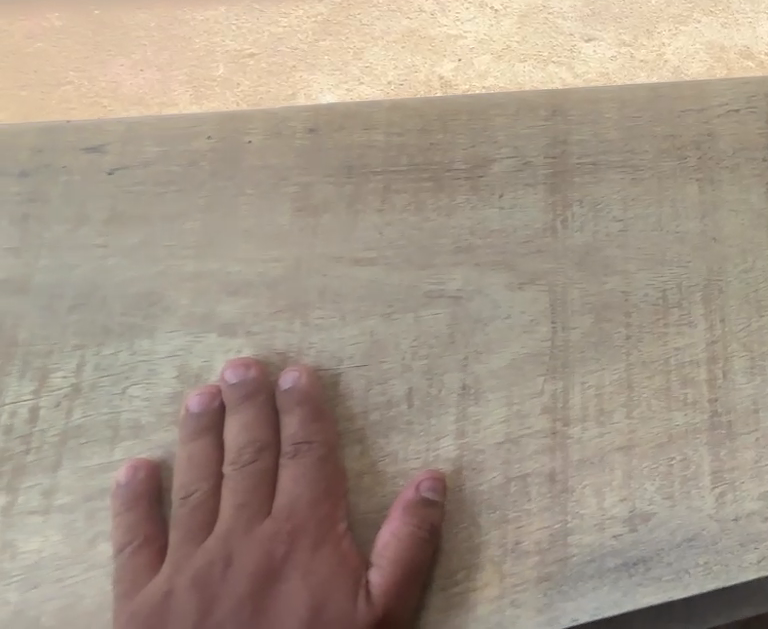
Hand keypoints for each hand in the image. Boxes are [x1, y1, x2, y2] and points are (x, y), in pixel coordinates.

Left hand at [112, 357, 445, 628]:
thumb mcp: (386, 610)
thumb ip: (410, 543)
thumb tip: (433, 476)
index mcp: (306, 533)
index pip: (308, 453)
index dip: (305, 409)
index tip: (298, 373)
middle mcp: (245, 537)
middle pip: (250, 456)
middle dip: (248, 407)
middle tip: (244, 363)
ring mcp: (186, 569)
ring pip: (195, 485)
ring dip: (199, 435)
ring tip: (202, 394)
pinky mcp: (137, 605)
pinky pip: (133, 543)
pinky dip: (133, 502)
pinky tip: (136, 468)